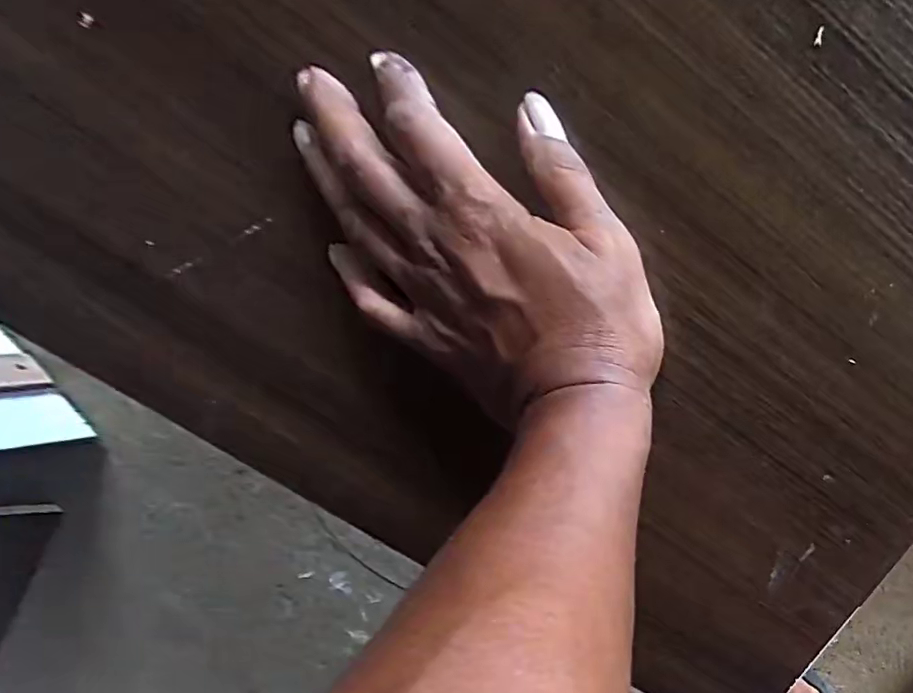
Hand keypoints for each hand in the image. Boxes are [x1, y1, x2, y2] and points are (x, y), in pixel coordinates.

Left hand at [294, 54, 662, 423]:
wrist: (581, 406)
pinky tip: (337, 253)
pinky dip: (351, 276)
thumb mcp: (606, 240)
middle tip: (313, 85)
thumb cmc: (603, 326)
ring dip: (328, 180)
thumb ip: (563, 173)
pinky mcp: (431, 341)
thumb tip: (532, 111)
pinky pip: (375, 304)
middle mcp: (438, 247)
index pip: (423, 133)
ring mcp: (427, 297)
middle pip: (370, 172)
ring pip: (360, 228)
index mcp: (480, 213)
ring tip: (306, 142)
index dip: (400, 92)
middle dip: (337, 122)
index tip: (387, 66)